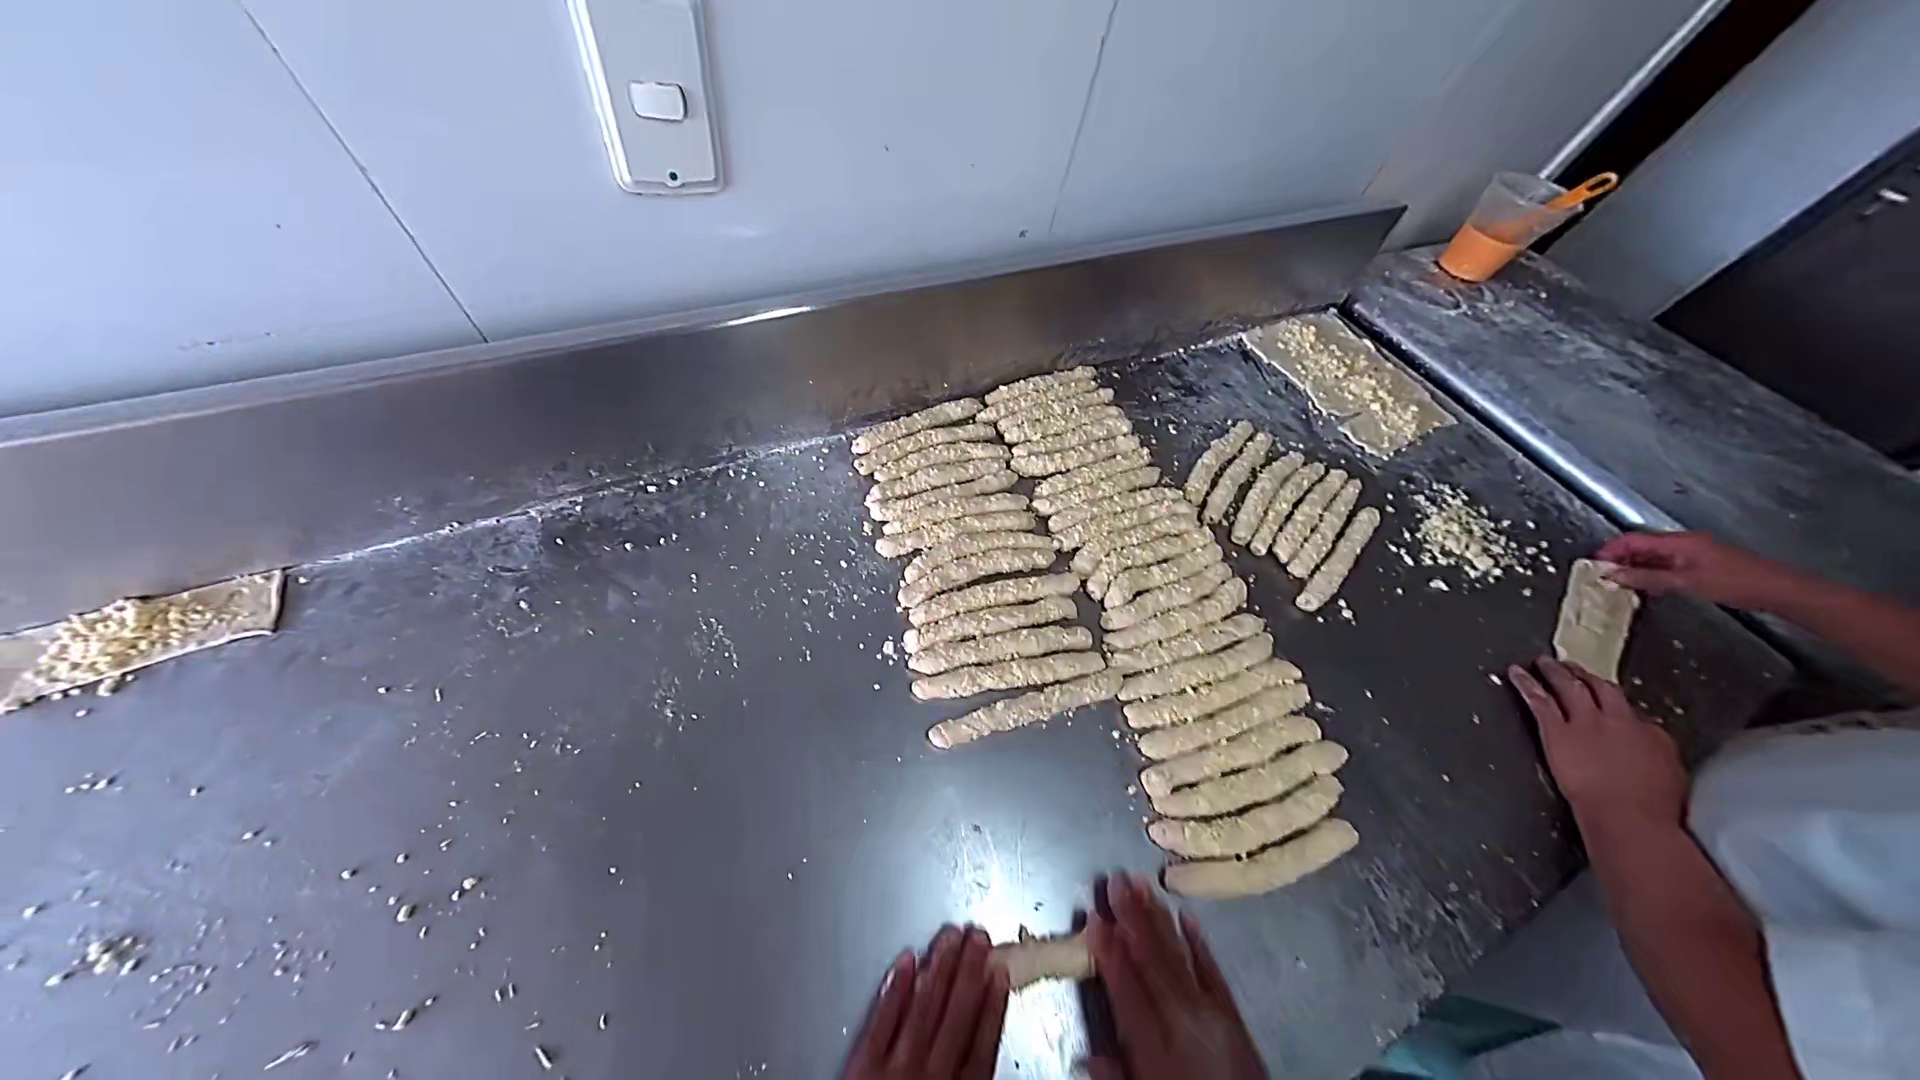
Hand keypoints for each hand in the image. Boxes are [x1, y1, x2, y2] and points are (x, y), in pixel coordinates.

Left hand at [842, 925, 1008, 1079]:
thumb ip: (969, 1079)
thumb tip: (986, 1056)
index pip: (981, 1044)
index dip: (992, 1005)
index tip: (998, 972)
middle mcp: (929, 1079)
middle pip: (955, 1017)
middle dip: (969, 973)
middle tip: (977, 937)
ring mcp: (895, 1071)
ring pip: (923, 1009)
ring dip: (939, 970)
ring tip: (948, 938)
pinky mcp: (861, 1067)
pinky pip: (882, 1021)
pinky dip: (895, 990)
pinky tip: (906, 961)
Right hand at [1087, 873, 1266, 1079]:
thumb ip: (1116, 1074)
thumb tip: (1090, 1054)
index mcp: (1154, 1044)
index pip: (1124, 985)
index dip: (1107, 948)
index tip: (1095, 915)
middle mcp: (1183, 1020)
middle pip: (1151, 958)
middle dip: (1132, 915)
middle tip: (1116, 879)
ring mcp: (1212, 1013)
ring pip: (1178, 954)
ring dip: (1158, 916)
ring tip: (1143, 883)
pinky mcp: (1234, 1015)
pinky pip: (1214, 970)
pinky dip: (1199, 942)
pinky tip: (1187, 916)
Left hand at [1508, 657, 1685, 830]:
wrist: (1627, 815)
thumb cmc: (1652, 807)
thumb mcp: (1670, 776)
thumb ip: (1656, 755)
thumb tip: (1649, 749)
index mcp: (1652, 735)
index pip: (1633, 713)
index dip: (1615, 706)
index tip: (1605, 701)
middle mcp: (1620, 721)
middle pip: (1602, 690)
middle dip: (1587, 677)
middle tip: (1573, 668)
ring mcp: (1586, 723)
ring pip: (1570, 687)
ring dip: (1556, 672)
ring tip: (1545, 662)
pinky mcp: (1558, 730)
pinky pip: (1539, 700)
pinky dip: (1526, 684)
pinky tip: (1515, 673)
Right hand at [1596, 531, 1802, 611]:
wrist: (1783, 591)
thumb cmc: (1733, 583)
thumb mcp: (1684, 582)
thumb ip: (1646, 578)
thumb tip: (1612, 575)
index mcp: (1678, 542)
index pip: (1632, 539)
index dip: (1610, 551)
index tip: (1595, 567)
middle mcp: (1684, 542)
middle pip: (1642, 546)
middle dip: (1621, 560)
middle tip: (1606, 578)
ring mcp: (1695, 553)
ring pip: (1654, 556)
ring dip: (1637, 569)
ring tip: (1624, 586)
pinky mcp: (1703, 563)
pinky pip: (1668, 564)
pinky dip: (1653, 573)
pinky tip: (1650, 588)